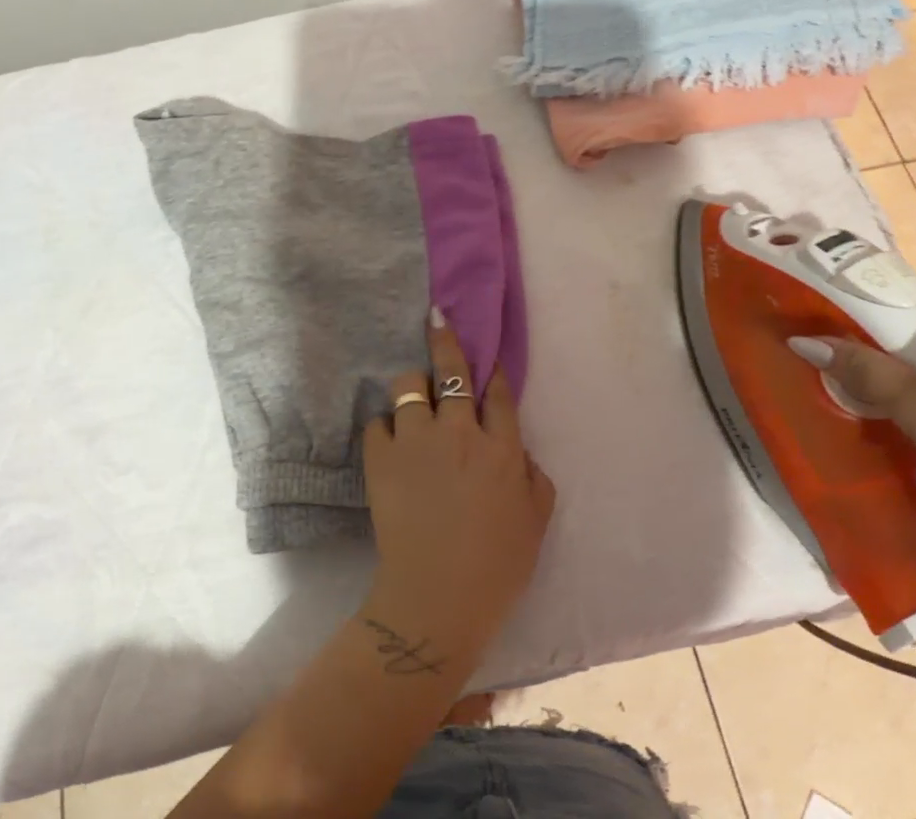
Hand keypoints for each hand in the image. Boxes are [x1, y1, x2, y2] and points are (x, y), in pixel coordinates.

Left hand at [360, 307, 555, 670]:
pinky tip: (389, 440)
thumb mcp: (537, 521)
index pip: (498, 393)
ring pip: (408, 387)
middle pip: (452, 373)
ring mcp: (416, 441)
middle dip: (445, 340)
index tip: (486, 358)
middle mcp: (460, 432)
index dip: (492, 370)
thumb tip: (518, 452)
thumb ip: (534, 476)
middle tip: (436, 318)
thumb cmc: (496, 565)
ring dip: (411, 386)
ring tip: (409, 393)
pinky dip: (384, 427)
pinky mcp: (380, 458)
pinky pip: (378, 424)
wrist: (437, 596)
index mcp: (503, 448)